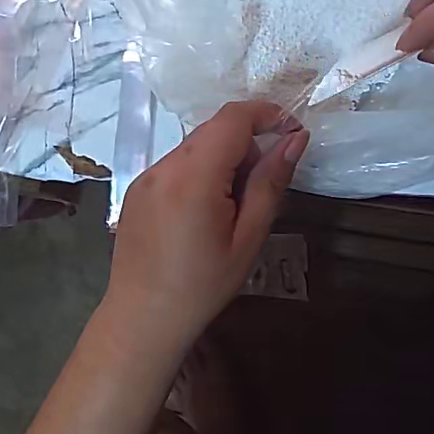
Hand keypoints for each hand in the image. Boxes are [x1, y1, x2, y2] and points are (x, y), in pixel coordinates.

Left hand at [106, 101, 308, 345]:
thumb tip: (296, 138)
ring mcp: (146, 175)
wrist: (142, 319)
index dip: (267, 114)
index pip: (233, 118)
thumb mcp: (248, 237)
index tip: (292, 133)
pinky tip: (204, 212)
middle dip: (247, 142)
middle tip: (262, 185)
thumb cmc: (203, 285)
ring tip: (232, 206)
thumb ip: (271, 181)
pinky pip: (178, 162)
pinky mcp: (137, 187)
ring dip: (224, 157)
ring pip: (196, 144)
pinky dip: (201, 170)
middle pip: (214, 129)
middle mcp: (164, 166)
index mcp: (194, 177)